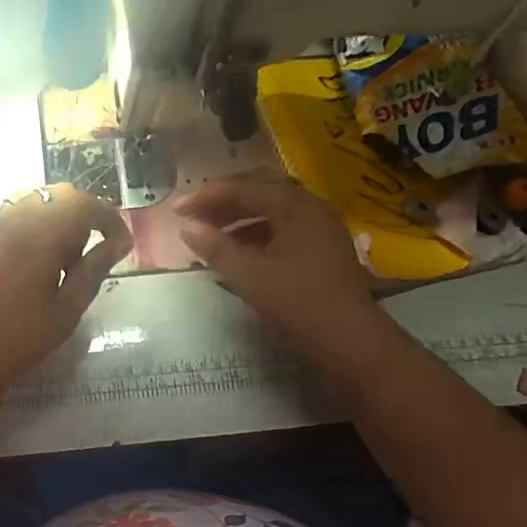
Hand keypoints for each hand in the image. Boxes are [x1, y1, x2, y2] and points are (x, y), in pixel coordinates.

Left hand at [0, 183, 132, 390]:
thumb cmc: (22, 336)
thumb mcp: (68, 308)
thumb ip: (95, 268)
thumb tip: (119, 243)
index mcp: (42, 235)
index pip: (87, 206)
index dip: (112, 220)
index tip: (123, 246)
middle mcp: (18, 218)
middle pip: (64, 195)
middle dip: (89, 215)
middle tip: (100, 249)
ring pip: (41, 198)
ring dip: (64, 216)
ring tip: (69, 256)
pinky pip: (20, 210)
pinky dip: (40, 220)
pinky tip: (43, 254)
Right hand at [172, 174, 383, 347]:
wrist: (350, 339)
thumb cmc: (298, 303)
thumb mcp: (250, 276)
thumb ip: (216, 248)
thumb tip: (187, 228)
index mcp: (294, 205)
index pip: (243, 188)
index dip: (207, 196)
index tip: (177, 209)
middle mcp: (311, 206)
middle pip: (261, 190)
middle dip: (224, 201)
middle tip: (194, 215)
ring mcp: (321, 226)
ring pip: (274, 209)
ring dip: (240, 217)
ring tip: (212, 234)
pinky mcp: (324, 246)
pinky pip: (285, 226)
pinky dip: (258, 232)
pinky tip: (241, 250)